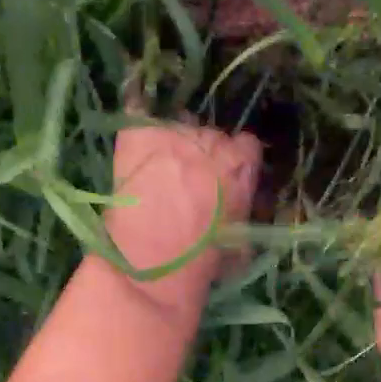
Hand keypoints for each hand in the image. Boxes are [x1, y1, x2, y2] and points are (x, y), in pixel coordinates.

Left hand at [103, 121, 260, 306]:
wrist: (154, 267)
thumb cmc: (202, 264)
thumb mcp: (241, 239)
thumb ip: (245, 209)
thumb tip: (244, 202)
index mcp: (240, 165)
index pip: (246, 146)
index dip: (233, 162)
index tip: (222, 178)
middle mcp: (210, 140)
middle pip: (209, 135)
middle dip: (200, 154)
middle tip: (185, 182)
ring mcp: (172, 134)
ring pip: (175, 126)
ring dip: (170, 144)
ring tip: (156, 172)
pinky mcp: (138, 135)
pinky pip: (137, 115)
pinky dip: (137, 127)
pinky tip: (134, 147)